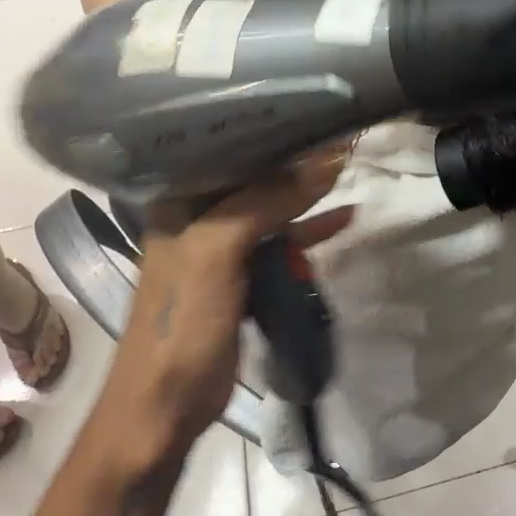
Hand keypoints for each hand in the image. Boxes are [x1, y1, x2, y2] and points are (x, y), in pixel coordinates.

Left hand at [108, 145, 353, 448]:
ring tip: (349, 169)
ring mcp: (219, 247)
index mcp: (176, 199)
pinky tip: (343, 218)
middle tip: (339, 133)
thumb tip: (327, 161)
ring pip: (271, 208)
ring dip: (306, 196)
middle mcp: (195, 215)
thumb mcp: (218, 249)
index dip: (270, 131)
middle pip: (253, 176)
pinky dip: (308, 231)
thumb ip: (268, 201)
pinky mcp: (241, 276)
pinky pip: (280, 241)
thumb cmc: (181, 319)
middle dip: (294, 160)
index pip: (227, 149)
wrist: (166, 406)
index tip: (311, 108)